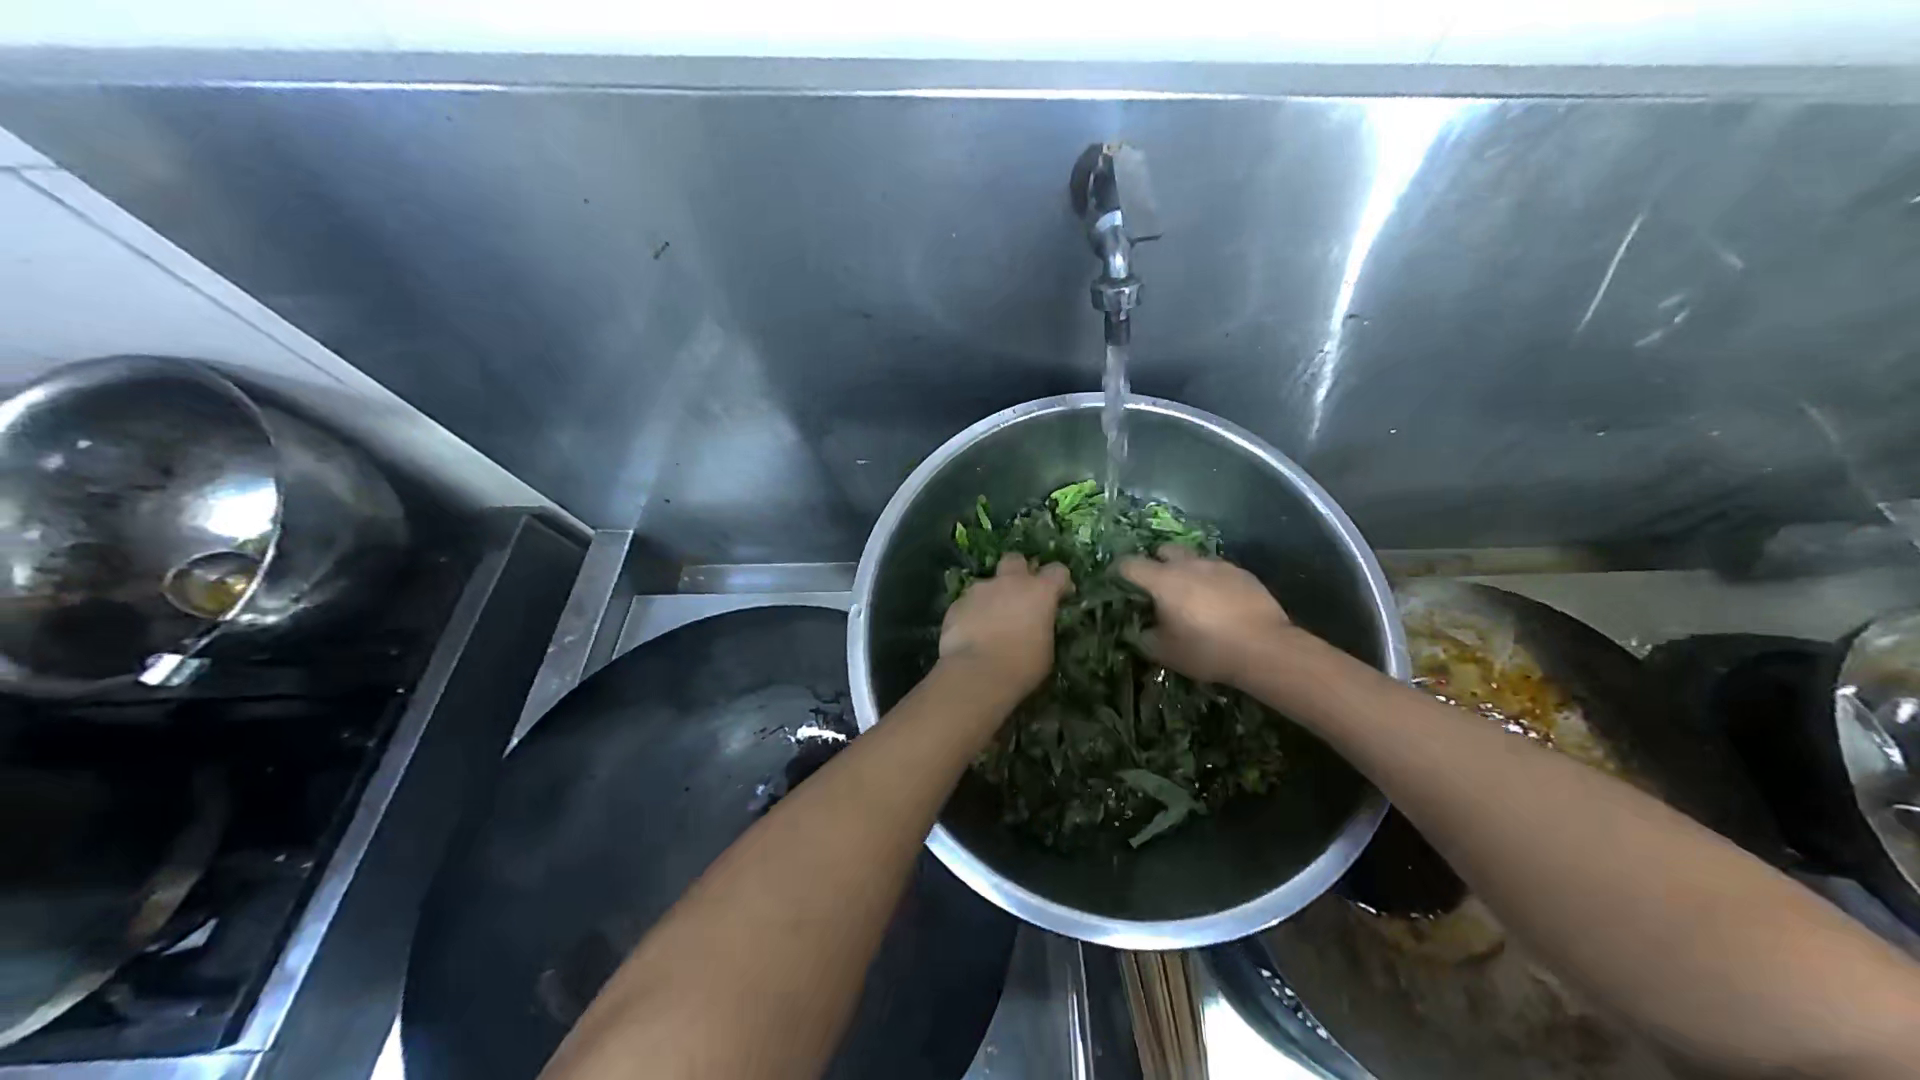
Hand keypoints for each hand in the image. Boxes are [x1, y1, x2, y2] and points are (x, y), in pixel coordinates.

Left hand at [939, 553, 1070, 697]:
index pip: (1058, 571)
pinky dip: (972, 612)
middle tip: (1020, 594)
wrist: (976, 673)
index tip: (1059, 596)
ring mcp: (979, 590)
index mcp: (1039, 591)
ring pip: (988, 583)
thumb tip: (1037, 625)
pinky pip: (968, 602)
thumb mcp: (1046, 649)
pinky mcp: (956, 603)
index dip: (1060, 581)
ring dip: (992, 596)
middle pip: (1016, 559)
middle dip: (1019, 571)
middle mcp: (1009, 582)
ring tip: (990, 621)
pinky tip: (972, 633)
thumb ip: (1042, 627)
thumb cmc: (1022, 666)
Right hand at [1118, 546, 1296, 685]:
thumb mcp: (1165, 652)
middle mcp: (1188, 564)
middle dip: (1157, 563)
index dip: (1119, 571)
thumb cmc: (1206, 650)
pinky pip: (1219, 571)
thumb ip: (1144, 637)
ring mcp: (1218, 566)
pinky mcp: (1243, 573)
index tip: (1117, 582)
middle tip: (1158, 587)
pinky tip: (1219, 603)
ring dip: (1187, 571)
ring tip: (1191, 596)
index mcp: (1163, 580)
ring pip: (1194, 559)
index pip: (1129, 564)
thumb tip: (1139, 629)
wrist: (1265, 649)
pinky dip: (1212, 581)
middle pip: (1164, 550)